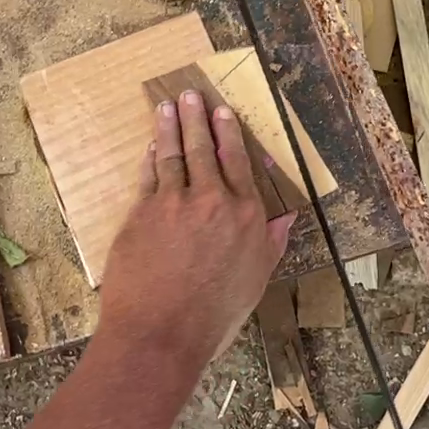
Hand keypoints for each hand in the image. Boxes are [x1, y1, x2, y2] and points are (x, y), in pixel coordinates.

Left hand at [98, 89, 295, 362]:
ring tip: (167, 105)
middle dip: (197, 118)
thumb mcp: (256, 281)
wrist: (160, 333)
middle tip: (190, 94)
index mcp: (245, 215)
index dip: (229, 134)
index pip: (238, 162)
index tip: (223, 112)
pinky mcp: (142, 212)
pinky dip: (150, 157)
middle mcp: (212, 200)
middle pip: (204, 149)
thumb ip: (270, 242)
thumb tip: (286, 216)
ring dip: (170, 126)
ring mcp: (173, 203)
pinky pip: (148, 176)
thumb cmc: (213, 316)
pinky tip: (151, 146)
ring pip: (173, 154)